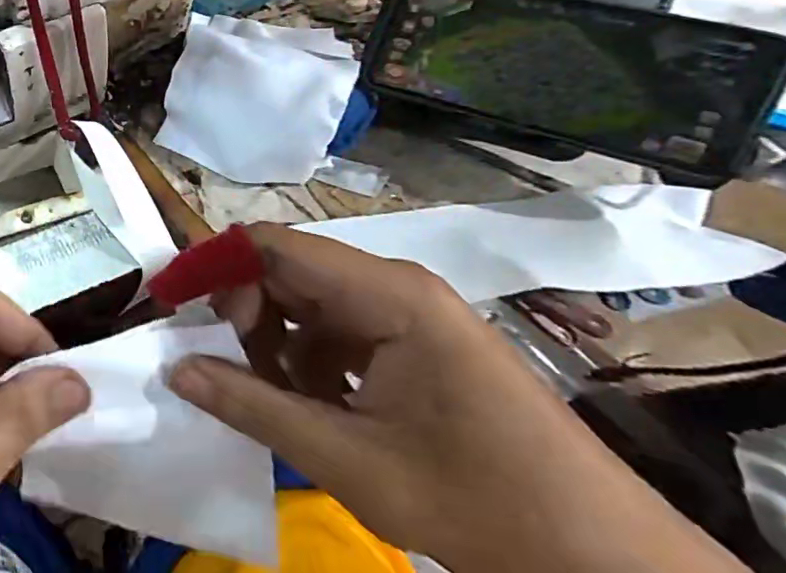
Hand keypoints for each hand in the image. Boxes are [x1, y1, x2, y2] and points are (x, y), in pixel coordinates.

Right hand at [165, 224, 745, 572]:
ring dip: (273, 340)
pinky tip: (313, 406)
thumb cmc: (484, 506)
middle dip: (243, 312)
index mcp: (388, 295)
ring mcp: (409, 314)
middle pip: (287, 271)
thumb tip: (175, 369)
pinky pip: (337, 329)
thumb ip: (252, 406)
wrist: (613, 569)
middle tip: (220, 362)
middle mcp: (396, 287)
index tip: (172, 303)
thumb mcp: (351, 461)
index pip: (273, 245)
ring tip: (269, 394)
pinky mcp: (416, 343)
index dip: (214, 265)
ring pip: (307, 301)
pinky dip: (307, 359)